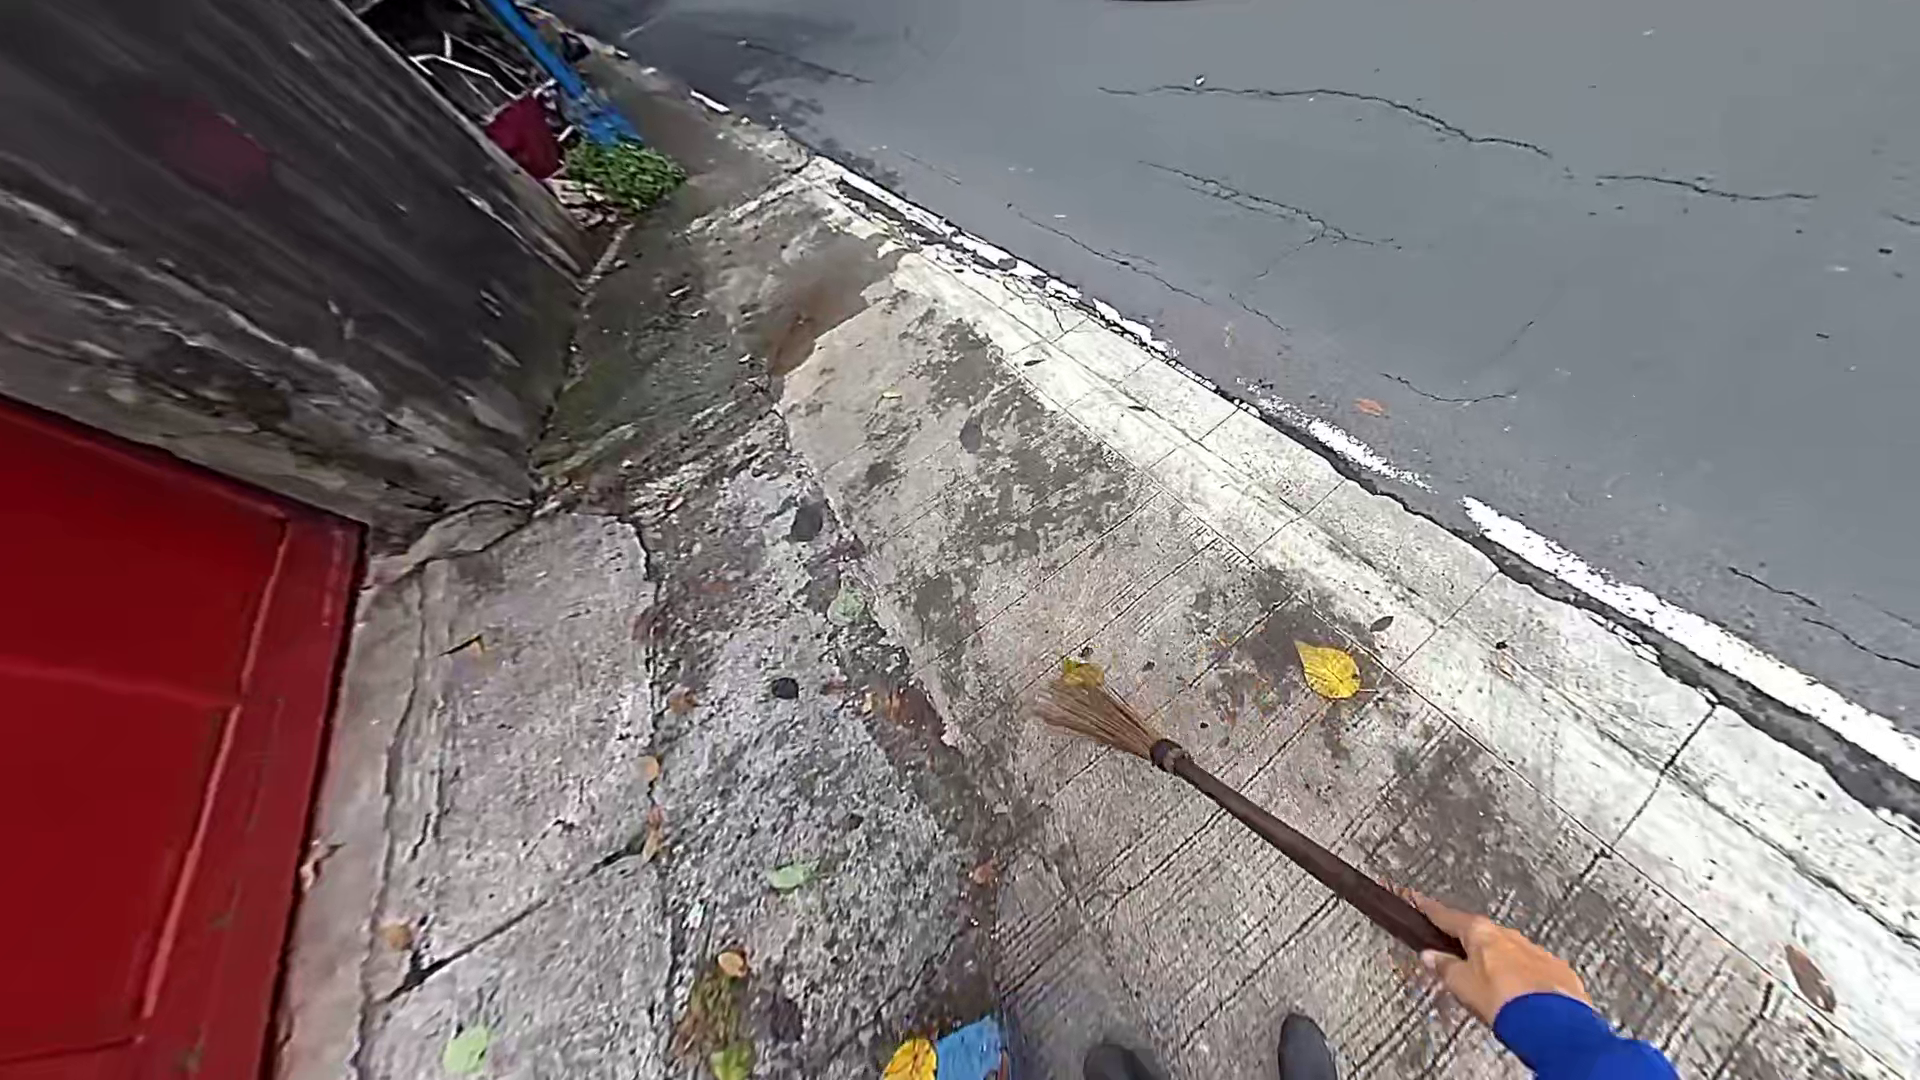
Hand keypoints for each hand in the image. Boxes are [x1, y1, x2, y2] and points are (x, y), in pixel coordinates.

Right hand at [1411, 892, 1589, 1024]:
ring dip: (1501, 962)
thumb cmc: (1507, 1004)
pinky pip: (1538, 969)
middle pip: (1480, 934)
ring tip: (1497, 985)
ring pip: (1511, 951)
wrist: (1559, 1031)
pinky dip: (1528, 978)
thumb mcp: (1461, 985)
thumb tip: (1431, 958)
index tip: (1418, 900)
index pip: (1445, 914)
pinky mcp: (1563, 974)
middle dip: (1471, 944)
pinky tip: (1527, 995)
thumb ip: (1443, 967)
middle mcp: (1508, 935)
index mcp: (1478, 930)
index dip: (1428, 908)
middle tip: (1461, 959)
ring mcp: (1538, 953)